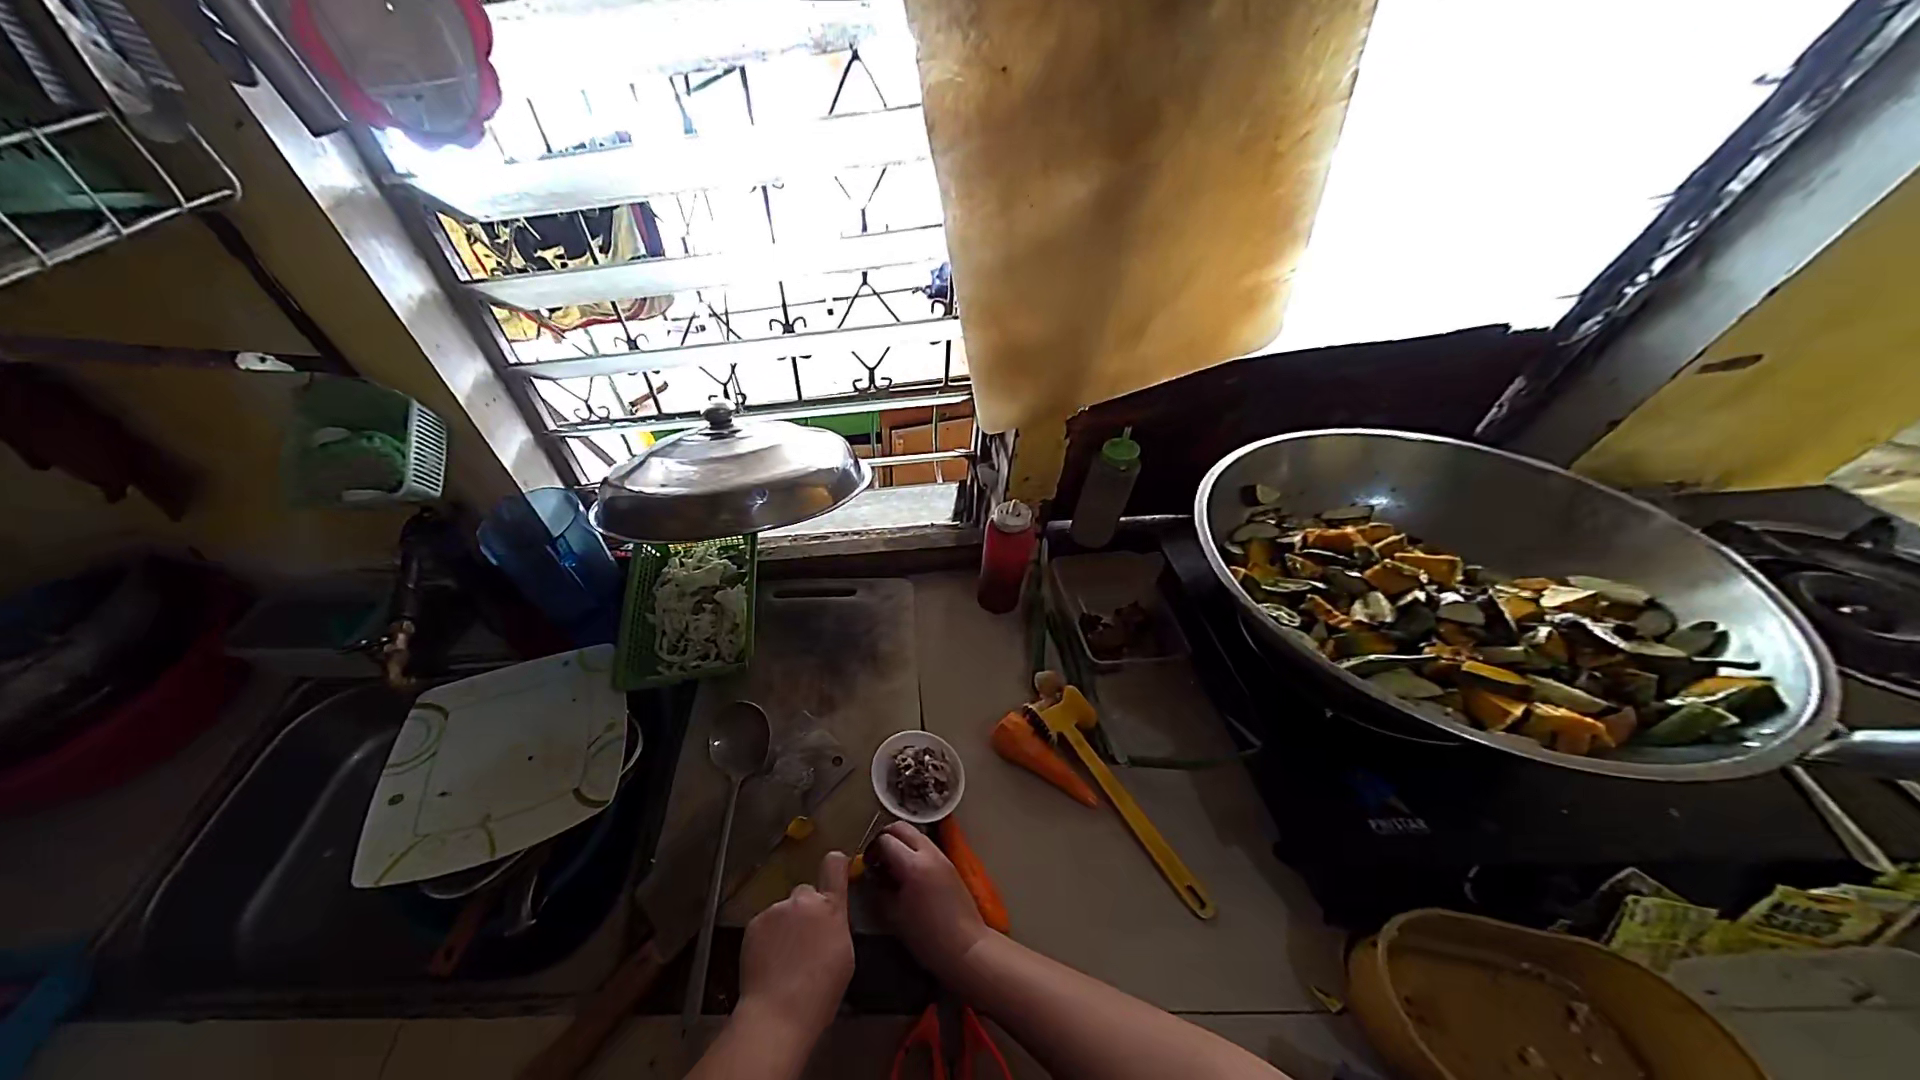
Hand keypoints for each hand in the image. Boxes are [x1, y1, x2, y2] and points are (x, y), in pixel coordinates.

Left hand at [737, 851, 854, 1037]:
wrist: (777, 1013)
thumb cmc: (820, 993)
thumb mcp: (844, 955)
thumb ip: (836, 925)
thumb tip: (829, 920)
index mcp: (830, 907)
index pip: (834, 865)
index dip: (835, 864)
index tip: (835, 868)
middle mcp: (803, 901)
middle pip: (806, 894)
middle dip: (806, 910)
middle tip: (804, 941)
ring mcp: (776, 910)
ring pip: (783, 911)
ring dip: (784, 926)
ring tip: (783, 960)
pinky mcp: (754, 923)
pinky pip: (764, 924)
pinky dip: (766, 938)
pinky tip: (768, 962)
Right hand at [871, 822, 991, 977]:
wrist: (967, 946)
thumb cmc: (927, 937)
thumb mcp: (894, 916)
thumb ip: (879, 890)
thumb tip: (872, 875)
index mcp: (913, 864)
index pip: (885, 840)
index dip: (871, 849)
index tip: (866, 865)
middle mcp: (929, 852)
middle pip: (901, 827)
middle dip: (885, 837)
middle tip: (876, 858)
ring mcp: (942, 856)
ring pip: (915, 834)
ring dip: (900, 842)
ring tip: (891, 866)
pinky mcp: (950, 864)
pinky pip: (926, 846)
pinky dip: (913, 850)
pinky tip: (908, 873)